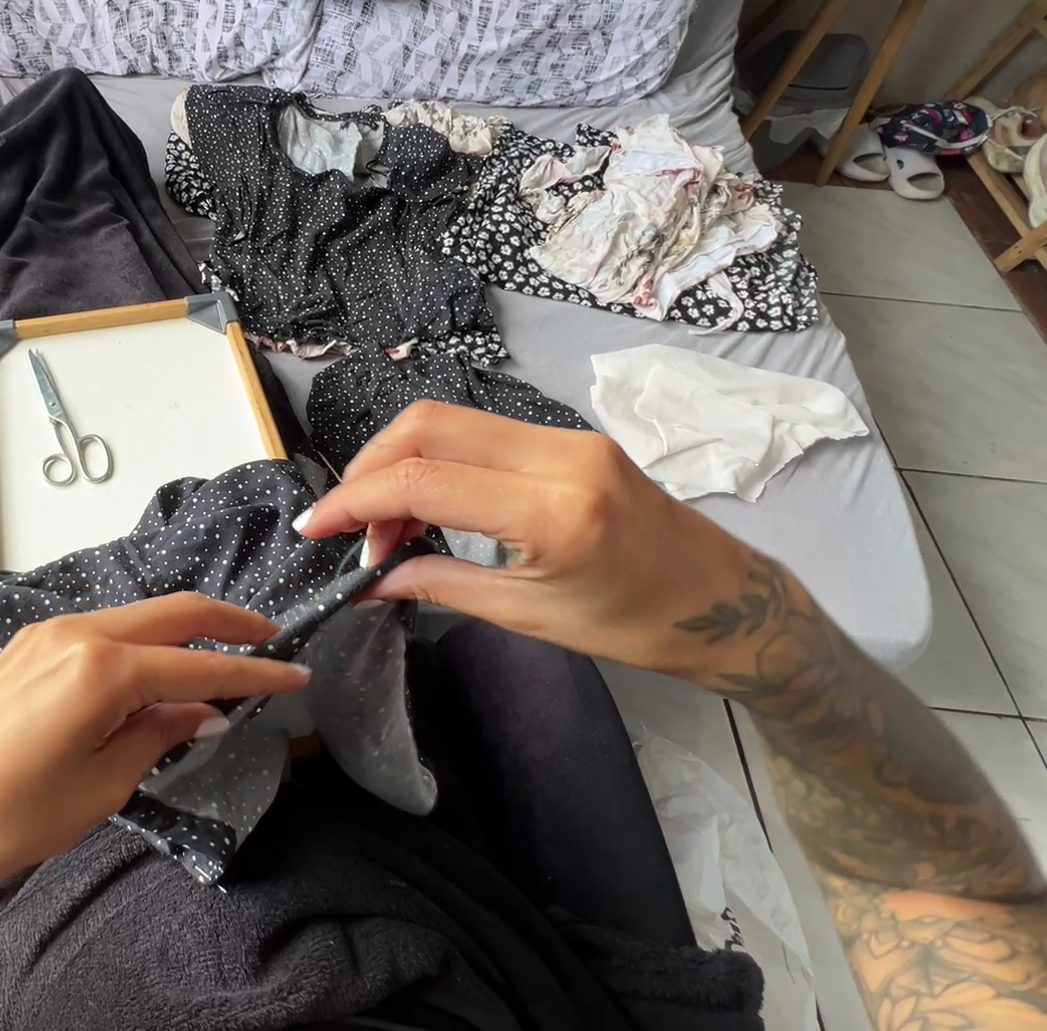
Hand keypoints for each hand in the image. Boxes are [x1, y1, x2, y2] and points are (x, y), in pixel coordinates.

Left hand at [0, 592, 310, 938]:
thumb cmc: (10, 819)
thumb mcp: (101, 787)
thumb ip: (159, 733)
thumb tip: (203, 707)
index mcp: (99, 668)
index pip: (197, 664)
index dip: (252, 671)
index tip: (296, 673)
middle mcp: (75, 631)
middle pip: (170, 611)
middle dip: (226, 621)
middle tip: (270, 637)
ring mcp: (45, 631)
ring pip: (135, 616)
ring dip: (181, 629)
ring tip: (219, 655)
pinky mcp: (27, 644)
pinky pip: (102, 630)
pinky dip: (141, 641)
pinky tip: (155, 668)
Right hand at [296, 400, 762, 680]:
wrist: (731, 604)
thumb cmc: (637, 627)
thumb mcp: (528, 615)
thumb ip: (437, 584)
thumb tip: (368, 580)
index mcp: (553, 508)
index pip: (423, 479)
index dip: (354, 500)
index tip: (315, 528)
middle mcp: (556, 453)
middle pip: (425, 425)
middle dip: (366, 468)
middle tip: (348, 524)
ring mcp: (564, 436)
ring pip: (445, 418)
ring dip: (395, 462)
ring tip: (382, 523)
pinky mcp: (565, 437)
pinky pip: (474, 430)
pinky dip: (430, 460)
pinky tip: (421, 503)